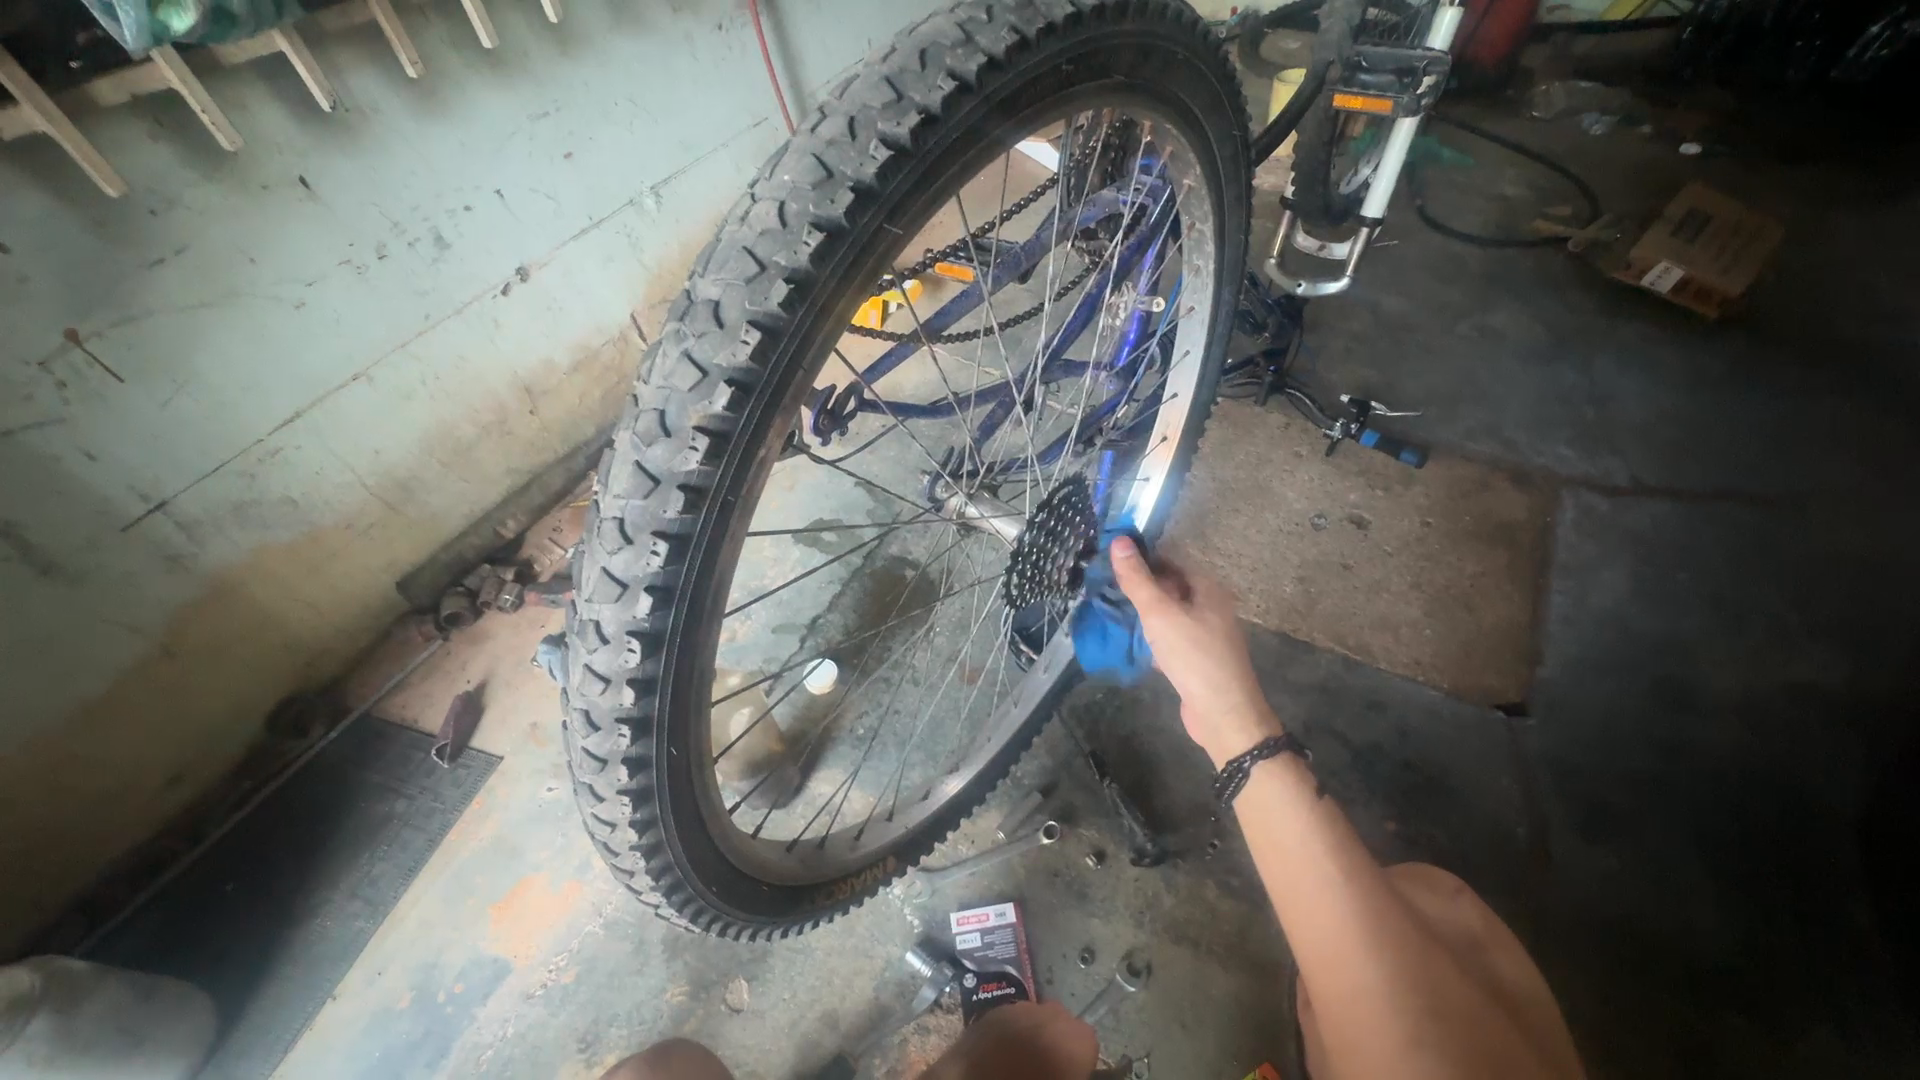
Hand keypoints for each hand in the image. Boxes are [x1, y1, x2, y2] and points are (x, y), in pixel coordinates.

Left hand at [917, 1001, 1095, 1079]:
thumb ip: (1071, 1072)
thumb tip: (1067, 1068)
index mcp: (1076, 1039)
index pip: (1089, 1044)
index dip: (1079, 1062)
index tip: (1068, 1074)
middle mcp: (1052, 1014)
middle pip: (1064, 1024)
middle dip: (1057, 1042)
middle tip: (1045, 1069)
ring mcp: (1021, 1008)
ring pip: (1037, 1018)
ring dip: (1034, 1034)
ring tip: (1021, 1062)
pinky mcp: (994, 1010)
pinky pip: (1012, 1019)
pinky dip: (1012, 1032)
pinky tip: (1001, 1054)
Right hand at [1109, 537, 1281, 766]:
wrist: (1223, 714)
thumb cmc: (1193, 656)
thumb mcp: (1159, 613)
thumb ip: (1138, 579)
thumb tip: (1119, 540)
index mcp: (1208, 588)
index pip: (1171, 561)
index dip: (1142, 559)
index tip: (1109, 561)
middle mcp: (1210, 607)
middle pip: (1170, 587)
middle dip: (1140, 587)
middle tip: (1103, 587)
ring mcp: (1205, 634)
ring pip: (1169, 614)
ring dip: (1143, 613)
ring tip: (1110, 610)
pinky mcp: (1197, 658)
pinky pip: (1170, 637)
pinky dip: (1151, 636)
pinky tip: (1130, 641)